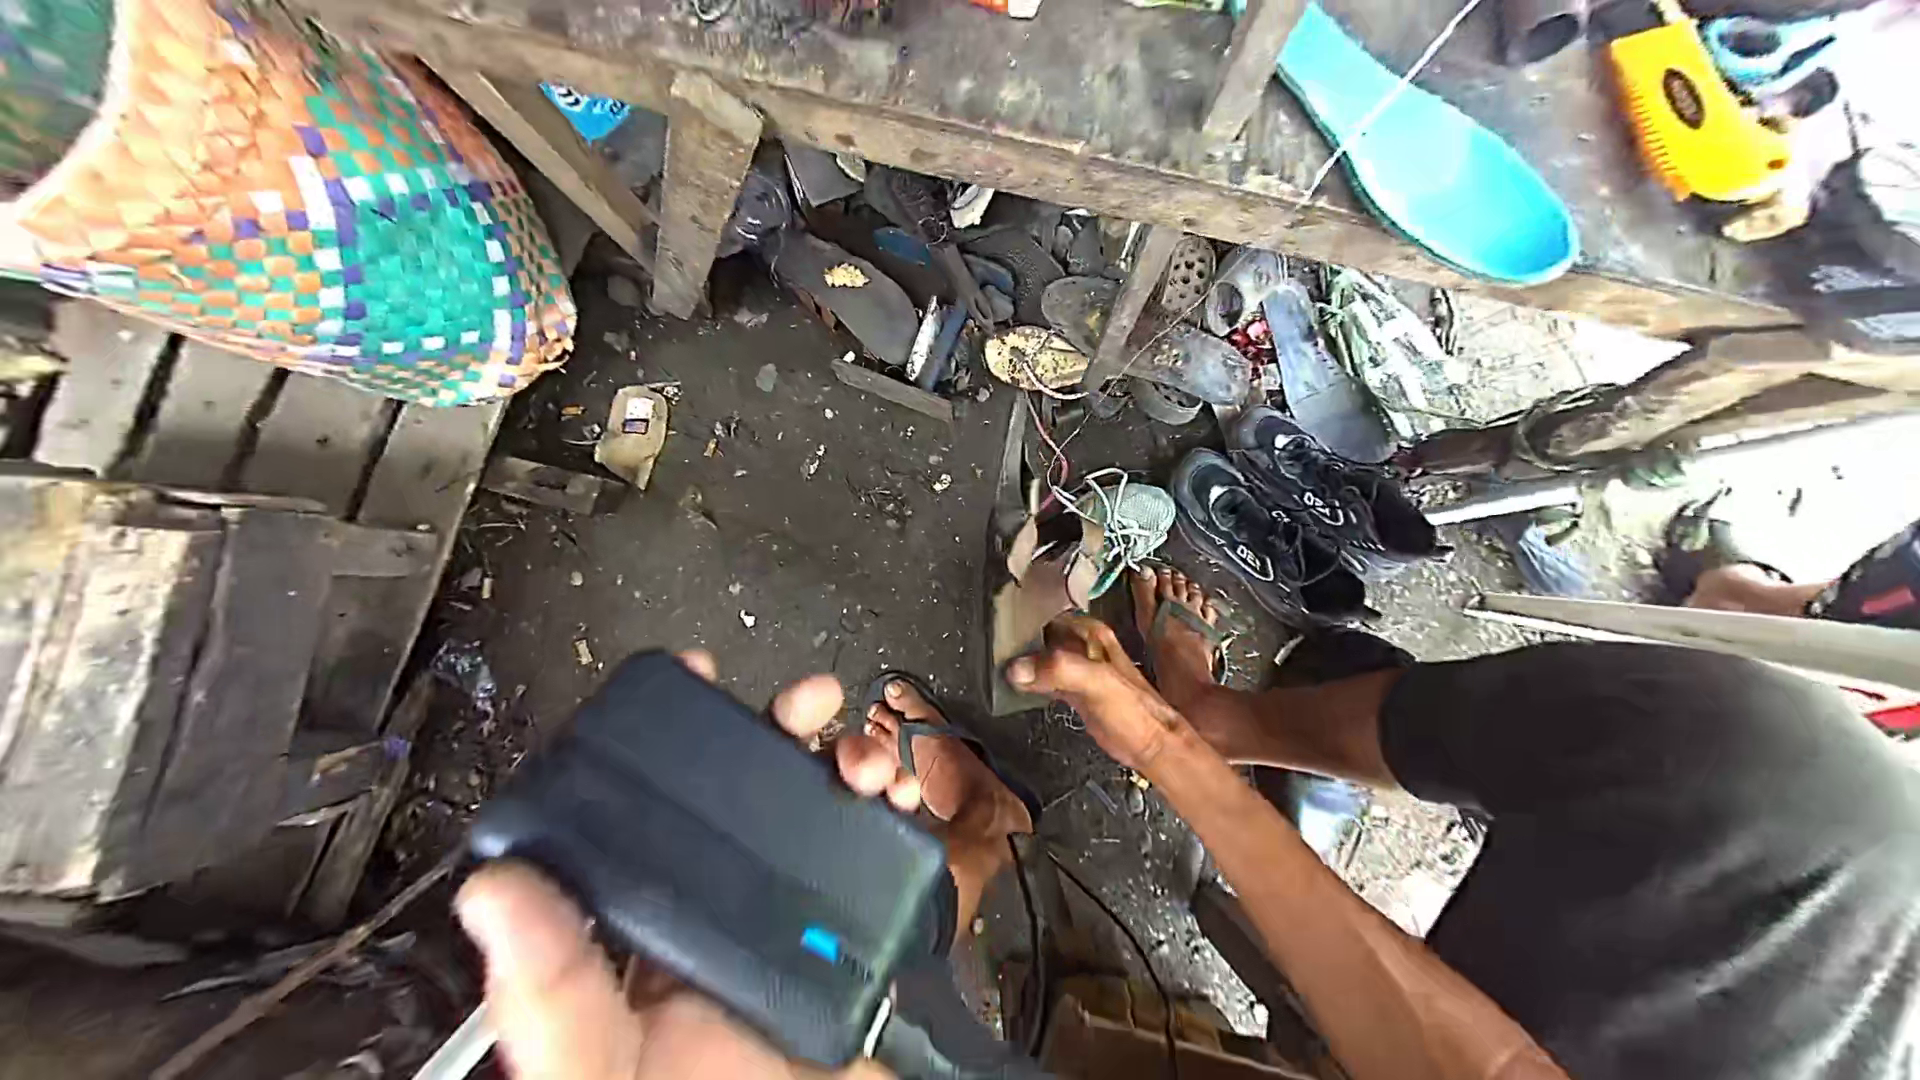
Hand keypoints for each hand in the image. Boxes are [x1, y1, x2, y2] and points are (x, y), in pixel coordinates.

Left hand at [455, 651, 913, 1079]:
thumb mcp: (601, 1071)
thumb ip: (551, 996)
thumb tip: (493, 886)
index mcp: (659, 911)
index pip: (659, 800)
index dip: (679, 731)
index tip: (699, 676)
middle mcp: (729, 888)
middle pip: (755, 779)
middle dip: (785, 722)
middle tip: (812, 698)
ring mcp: (799, 898)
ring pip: (822, 796)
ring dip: (851, 756)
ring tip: (868, 767)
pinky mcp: (858, 914)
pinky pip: (879, 839)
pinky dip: (896, 803)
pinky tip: (903, 799)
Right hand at [1006, 614, 1193, 771]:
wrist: (1150, 745)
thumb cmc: (1134, 711)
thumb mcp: (1095, 683)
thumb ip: (1056, 670)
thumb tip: (1018, 668)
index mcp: (1090, 634)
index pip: (1049, 613)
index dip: (1023, 614)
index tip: (996, 620)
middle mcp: (1084, 647)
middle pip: (1043, 632)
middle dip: (1018, 636)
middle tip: (990, 641)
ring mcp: (1079, 669)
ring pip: (1042, 655)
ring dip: (1023, 658)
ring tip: (996, 659)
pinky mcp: (1075, 691)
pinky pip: (1045, 678)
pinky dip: (1030, 679)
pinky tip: (1016, 684)